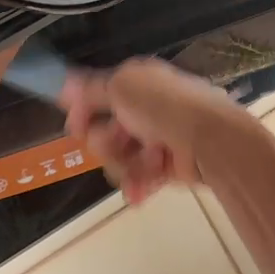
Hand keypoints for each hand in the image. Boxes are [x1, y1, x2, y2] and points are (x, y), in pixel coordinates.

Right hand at [59, 58, 260, 204]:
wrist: (211, 139)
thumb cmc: (163, 107)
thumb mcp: (121, 89)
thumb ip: (91, 90)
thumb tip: (64, 82)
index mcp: (137, 81)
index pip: (99, 95)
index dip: (84, 112)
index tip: (75, 128)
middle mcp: (147, 106)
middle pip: (108, 130)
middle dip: (107, 144)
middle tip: (117, 145)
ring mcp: (159, 135)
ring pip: (123, 157)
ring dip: (126, 166)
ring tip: (141, 170)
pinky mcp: (170, 164)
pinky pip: (143, 175)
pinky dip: (140, 183)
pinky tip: (140, 192)